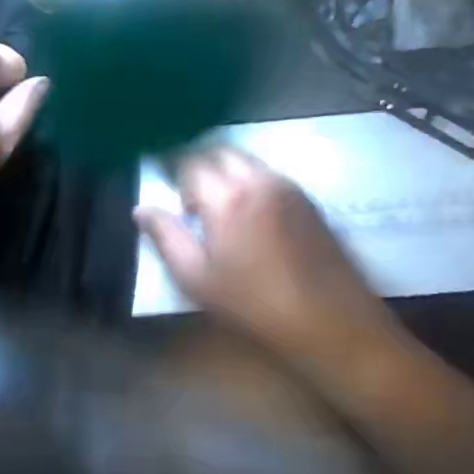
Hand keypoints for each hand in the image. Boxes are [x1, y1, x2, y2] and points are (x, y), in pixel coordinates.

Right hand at [137, 147, 396, 363]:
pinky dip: (251, 180)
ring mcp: (287, 185)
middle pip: (220, 152)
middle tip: (192, 201)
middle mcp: (258, 179)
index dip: (175, 175)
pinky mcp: (307, 197)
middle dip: (201, 167)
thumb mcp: (198, 280)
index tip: (171, 195)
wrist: (330, 320)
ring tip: (221, 210)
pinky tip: (252, 216)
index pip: (190, 164)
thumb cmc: (255, 306)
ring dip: (227, 172)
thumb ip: (166, 238)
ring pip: (247, 160)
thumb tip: (142, 209)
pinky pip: (269, 174)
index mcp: (227, 196)